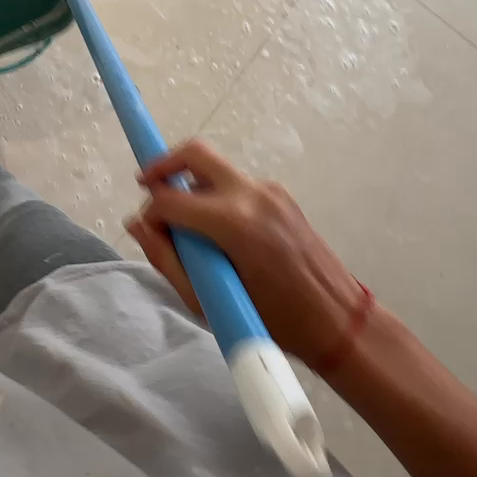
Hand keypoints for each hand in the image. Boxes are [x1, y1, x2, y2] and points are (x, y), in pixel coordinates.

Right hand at [127, 139, 366, 368]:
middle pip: (195, 154)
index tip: (148, 231)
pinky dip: (217, 198)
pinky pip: (236, 185)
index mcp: (233, 222)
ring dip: (193, 186)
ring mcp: (270, 190)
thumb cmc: (273, 322)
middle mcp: (251, 194)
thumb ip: (166, 259)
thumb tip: (137, 225)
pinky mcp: (281, 196)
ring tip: (190, 229)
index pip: (170, 198)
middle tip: (146, 186)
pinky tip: (220, 235)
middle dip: (163, 165)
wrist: (339, 322)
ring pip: (216, 170)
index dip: (150, 212)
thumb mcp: (207, 302)